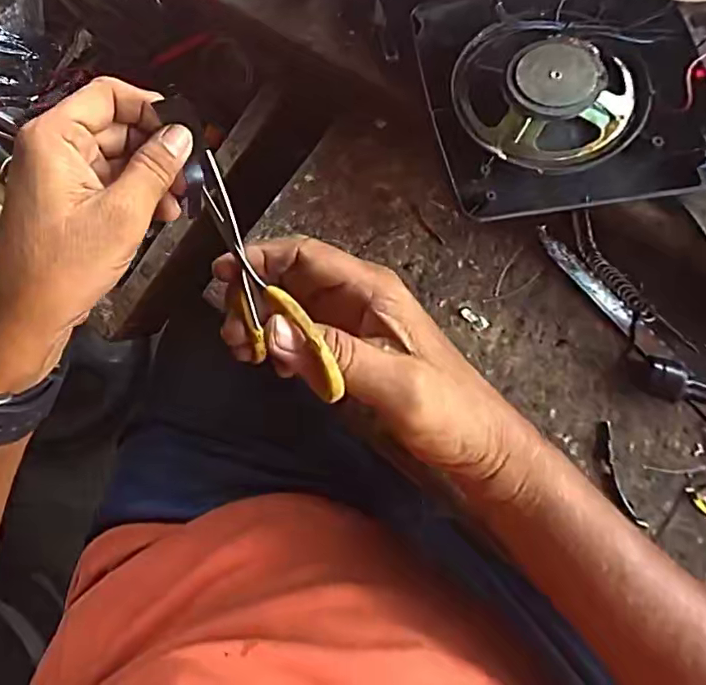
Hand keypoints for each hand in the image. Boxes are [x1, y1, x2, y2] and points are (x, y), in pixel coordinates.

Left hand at [0, 77, 191, 391]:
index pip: (109, 94)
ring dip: (150, 174)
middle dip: (156, 148)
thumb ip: (156, 167)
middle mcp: (51, 149)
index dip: (150, 107)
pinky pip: (108, 179)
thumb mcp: (123, 214)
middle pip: (117, 125)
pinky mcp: (66, 197)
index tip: (180, 127)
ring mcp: (58, 174)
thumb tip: (179, 136)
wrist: (26, 320)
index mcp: (53, 138)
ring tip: (176, 198)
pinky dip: (135, 191)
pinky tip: (159, 212)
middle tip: (185, 170)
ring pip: (117, 154)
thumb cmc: (53, 273)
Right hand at [214, 237, 538, 491]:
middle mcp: (359, 299)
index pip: (306, 255)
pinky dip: (280, 344)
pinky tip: (272, 365)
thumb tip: (274, 327)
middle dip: (254, 296)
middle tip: (232, 329)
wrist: (481, 449)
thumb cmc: (452, 412)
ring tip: (243, 350)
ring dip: (263, 322)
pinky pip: (302, 335)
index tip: (224, 273)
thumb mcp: (396, 384)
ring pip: (292, 307)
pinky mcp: (349, 351)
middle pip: (291, 279)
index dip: (262, 257)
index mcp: (372, 290)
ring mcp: (353, 324)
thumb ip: (334, 354)